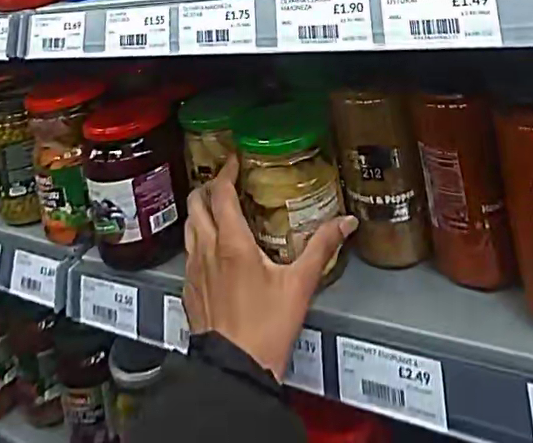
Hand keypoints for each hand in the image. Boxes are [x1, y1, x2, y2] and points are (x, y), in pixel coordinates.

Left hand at [182, 154, 355, 379]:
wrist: (234, 372)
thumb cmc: (266, 329)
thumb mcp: (300, 285)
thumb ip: (321, 248)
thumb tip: (345, 222)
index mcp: (231, 242)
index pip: (220, 192)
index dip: (225, 171)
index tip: (235, 160)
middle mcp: (206, 250)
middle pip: (196, 203)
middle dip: (208, 186)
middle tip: (226, 181)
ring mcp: (193, 270)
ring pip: (188, 226)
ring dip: (200, 210)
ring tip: (218, 208)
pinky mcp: (188, 290)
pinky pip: (187, 253)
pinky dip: (197, 239)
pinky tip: (212, 249)